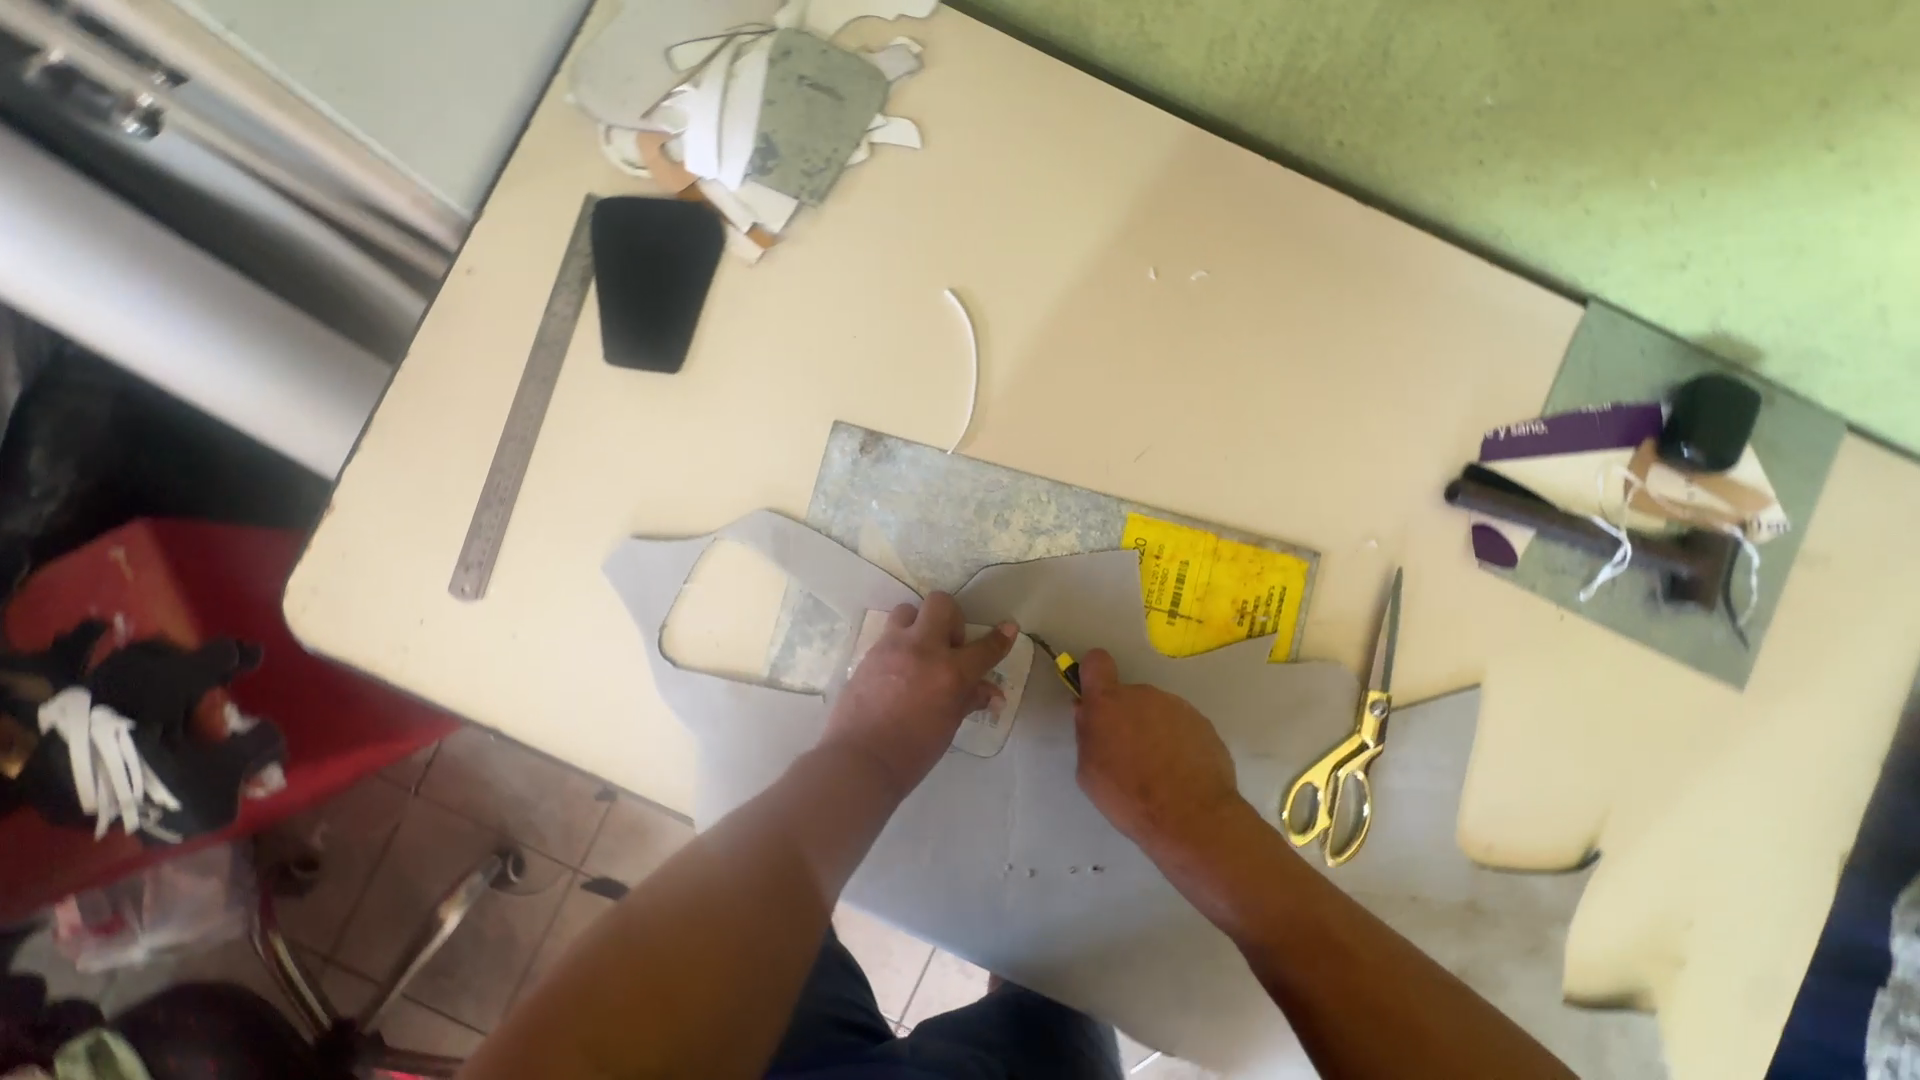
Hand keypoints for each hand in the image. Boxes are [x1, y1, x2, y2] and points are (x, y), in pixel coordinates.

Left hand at [824, 594, 1015, 798]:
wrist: (859, 760)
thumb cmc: (912, 752)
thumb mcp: (948, 726)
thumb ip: (968, 700)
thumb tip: (991, 693)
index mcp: (950, 673)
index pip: (984, 649)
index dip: (1000, 638)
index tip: (1007, 629)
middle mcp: (922, 650)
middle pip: (942, 605)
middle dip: (951, 619)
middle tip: (949, 648)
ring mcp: (892, 648)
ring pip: (908, 610)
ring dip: (919, 624)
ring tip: (919, 652)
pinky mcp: (868, 654)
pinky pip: (888, 634)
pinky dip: (899, 645)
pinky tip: (897, 670)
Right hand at [1073, 649, 1247, 859]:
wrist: (1191, 816)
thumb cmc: (1128, 797)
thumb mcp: (1089, 772)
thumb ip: (1087, 735)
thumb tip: (1088, 713)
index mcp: (1109, 703)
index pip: (1097, 663)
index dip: (1094, 674)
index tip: (1096, 696)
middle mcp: (1144, 695)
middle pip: (1130, 697)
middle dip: (1127, 719)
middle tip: (1130, 756)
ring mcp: (1177, 707)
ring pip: (1157, 713)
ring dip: (1154, 731)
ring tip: (1160, 771)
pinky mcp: (1204, 724)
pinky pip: (1182, 727)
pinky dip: (1179, 744)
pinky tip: (1181, 774)